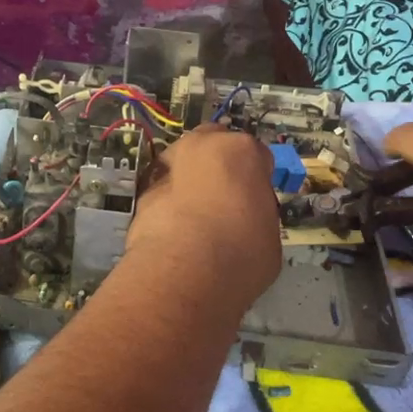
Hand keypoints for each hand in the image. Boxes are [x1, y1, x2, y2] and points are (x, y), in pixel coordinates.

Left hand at [127, 124, 281, 308]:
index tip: (253, 200)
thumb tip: (246, 216)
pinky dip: (168, 198)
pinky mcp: (143, 186)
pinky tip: (174, 226)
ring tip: (195, 214)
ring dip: (189, 177)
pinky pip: (162, 187)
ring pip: (183, 160)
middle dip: (219, 165)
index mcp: (243, 150)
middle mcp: (203, 144)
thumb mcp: (269, 232)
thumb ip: (257, 210)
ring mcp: (169, 161)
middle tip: (224, 199)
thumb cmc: (242, 251)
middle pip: (214, 144)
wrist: (185, 268)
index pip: (255, 155)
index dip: (255, 178)